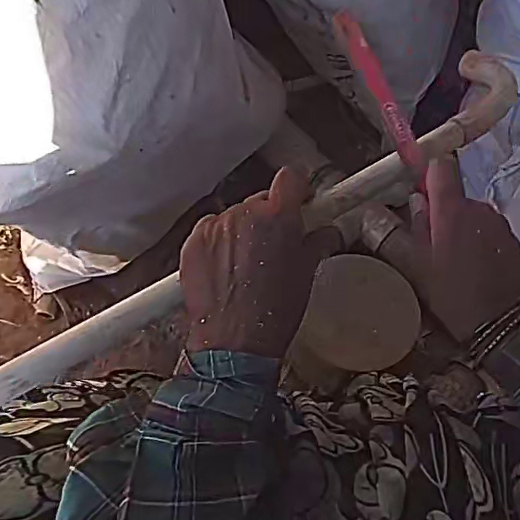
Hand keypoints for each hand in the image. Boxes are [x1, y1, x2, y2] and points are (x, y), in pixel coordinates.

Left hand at [181, 167, 337, 358]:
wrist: (234, 341)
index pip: (291, 178)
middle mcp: (245, 214)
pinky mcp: (193, 242)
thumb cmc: (272, 312)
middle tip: (277, 246)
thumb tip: (326, 233)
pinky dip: (219, 244)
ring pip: (235, 216)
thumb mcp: (307, 273)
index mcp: (279, 217)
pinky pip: (211, 231)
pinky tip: (228, 270)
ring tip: (250, 266)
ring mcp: (216, 227)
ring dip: (244, 232)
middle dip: (270, 218)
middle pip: (261, 200)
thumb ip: (318, 242)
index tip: (300, 200)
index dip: (298, 189)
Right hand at [411, 157, 519, 341]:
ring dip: (455, 229)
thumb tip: (386, 209)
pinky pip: (484, 231)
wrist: (504, 324)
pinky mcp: (511, 241)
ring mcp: (498, 224)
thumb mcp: (414, 269)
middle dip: (436, 213)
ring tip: (446, 263)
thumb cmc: (453, 295)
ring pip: (468, 215)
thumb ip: (397, 234)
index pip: (439, 166)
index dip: (424, 174)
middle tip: (423, 246)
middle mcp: (479, 208)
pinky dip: (473, 242)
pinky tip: (467, 269)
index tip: (414, 194)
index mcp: (452, 209)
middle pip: (452, 196)